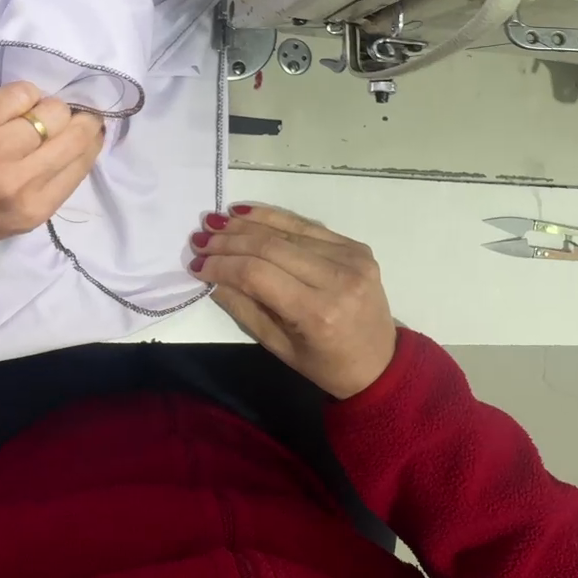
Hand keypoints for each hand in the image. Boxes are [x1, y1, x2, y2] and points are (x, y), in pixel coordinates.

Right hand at [190, 205, 397, 399]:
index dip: (223, 265)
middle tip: (199, 238)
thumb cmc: (325, 365)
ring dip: (245, 225)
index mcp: (318, 314)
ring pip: (286, 232)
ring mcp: (351, 258)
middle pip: (270, 248)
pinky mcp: (356, 246)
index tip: (196, 262)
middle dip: (228, 241)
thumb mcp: (278, 347)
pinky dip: (273, 217)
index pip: (258, 275)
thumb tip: (209, 274)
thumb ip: (243, 307)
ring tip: (215, 222)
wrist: (382, 363)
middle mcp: (337, 280)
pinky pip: (306, 227)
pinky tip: (244, 213)